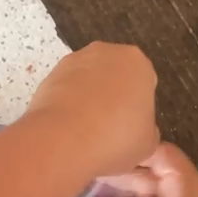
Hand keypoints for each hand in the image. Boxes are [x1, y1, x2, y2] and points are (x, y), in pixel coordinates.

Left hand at [24, 42, 159, 177]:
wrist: (63, 139)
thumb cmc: (116, 138)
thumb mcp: (147, 144)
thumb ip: (148, 132)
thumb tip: (144, 135)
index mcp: (137, 63)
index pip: (144, 83)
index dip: (138, 107)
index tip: (131, 127)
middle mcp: (106, 53)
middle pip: (113, 76)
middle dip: (112, 98)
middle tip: (110, 129)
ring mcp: (73, 61)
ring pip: (87, 82)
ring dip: (87, 100)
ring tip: (85, 132)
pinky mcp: (49, 75)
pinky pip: (64, 91)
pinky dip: (66, 105)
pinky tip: (66, 129)